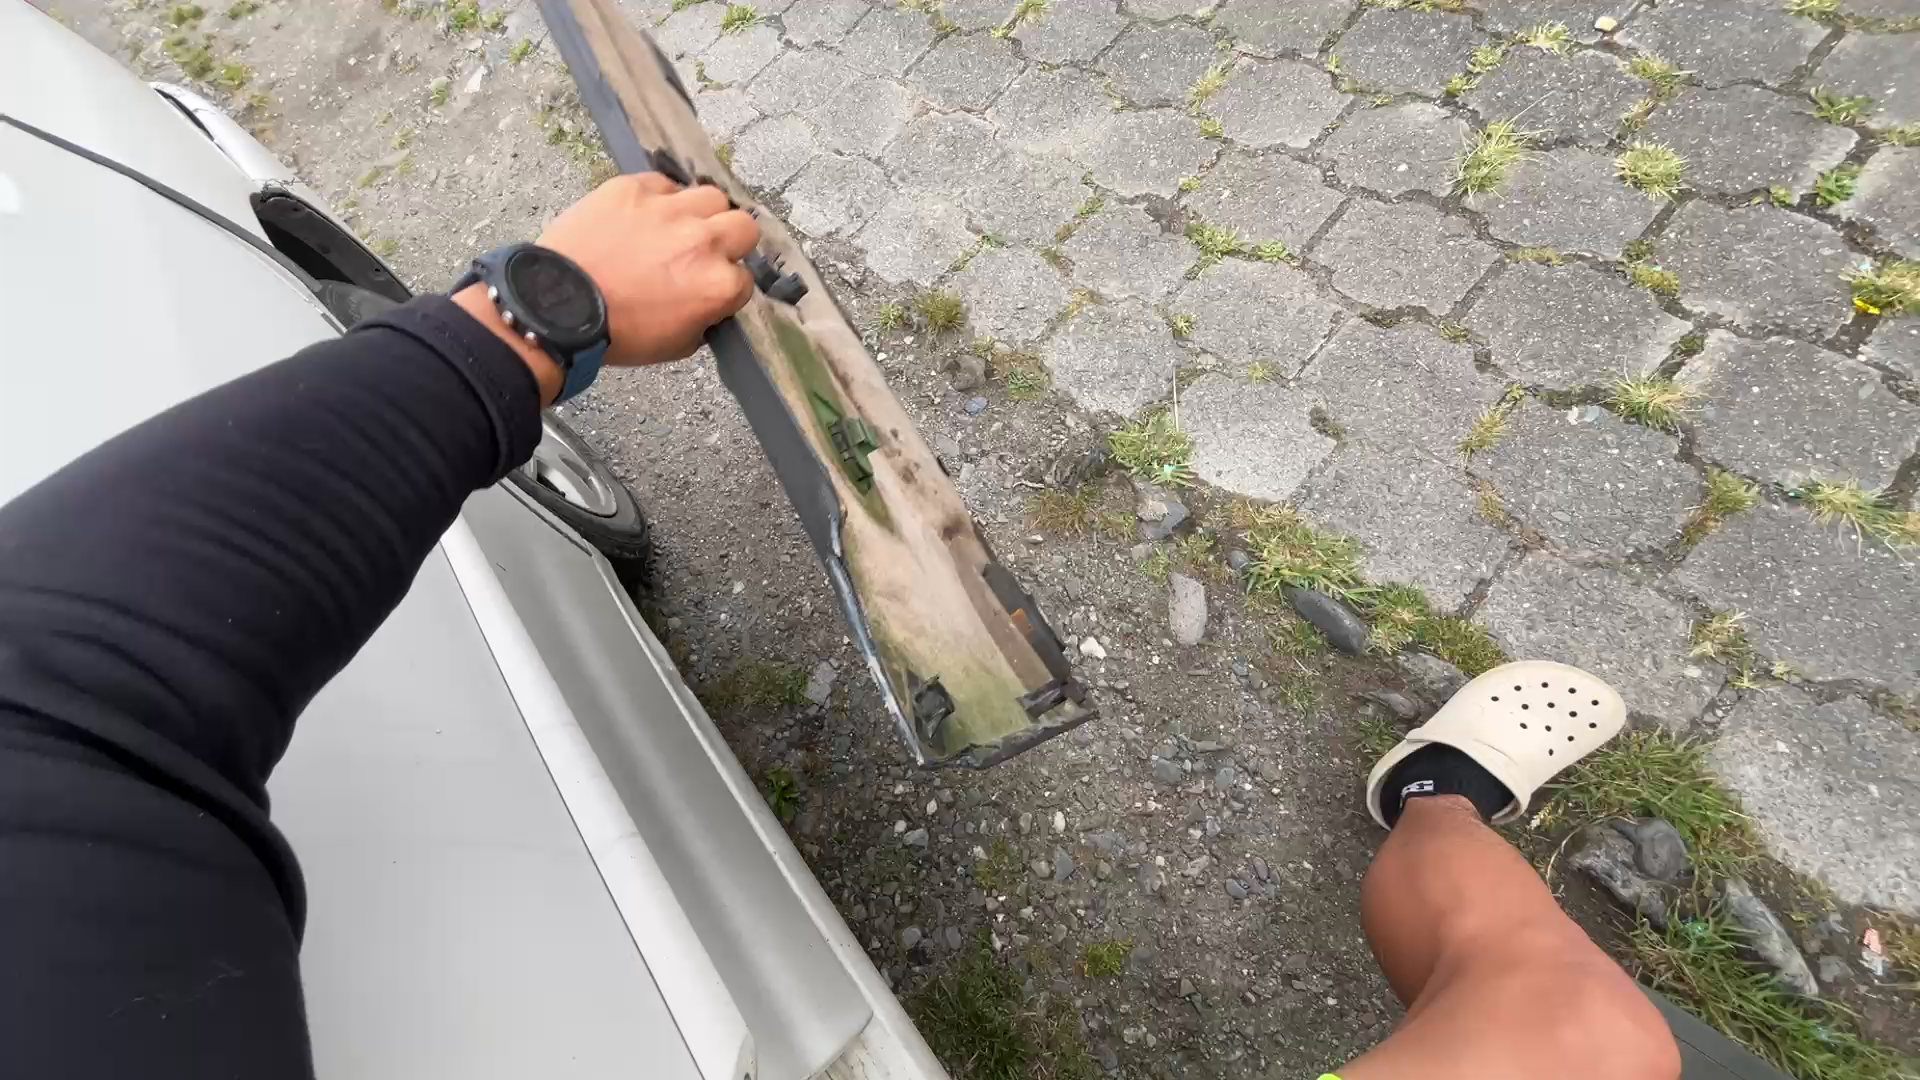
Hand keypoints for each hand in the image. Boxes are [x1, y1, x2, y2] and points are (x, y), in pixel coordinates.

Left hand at [538, 172, 758, 365]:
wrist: (560, 305)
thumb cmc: (621, 333)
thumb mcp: (680, 344)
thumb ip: (707, 317)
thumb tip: (709, 303)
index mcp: (719, 286)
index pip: (746, 279)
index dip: (729, 286)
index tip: (712, 290)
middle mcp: (703, 242)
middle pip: (744, 227)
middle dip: (733, 242)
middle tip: (710, 253)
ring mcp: (670, 210)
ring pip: (712, 197)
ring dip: (704, 213)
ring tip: (684, 227)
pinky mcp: (635, 188)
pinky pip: (666, 184)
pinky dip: (663, 199)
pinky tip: (650, 216)